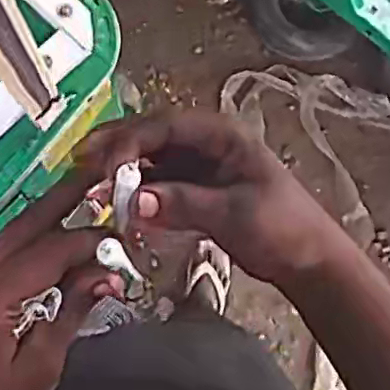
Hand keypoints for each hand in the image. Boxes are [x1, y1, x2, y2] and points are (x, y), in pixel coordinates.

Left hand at [0, 173, 122, 389]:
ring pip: (22, 226)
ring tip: (89, 191)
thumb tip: (106, 274)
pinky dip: (40, 231)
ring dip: (56, 210)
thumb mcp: (43, 365)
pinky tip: (63, 226)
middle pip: (33, 221)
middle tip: (101, 174)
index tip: (122, 240)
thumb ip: (73, 311)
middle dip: (69, 196)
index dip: (91, 242)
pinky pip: (14, 241)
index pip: (53, 250)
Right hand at [80, 111, 349, 285]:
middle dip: (115, 148)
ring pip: (148, 160)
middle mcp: (203, 144)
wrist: (309, 262)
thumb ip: (182, 204)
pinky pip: (155, 184)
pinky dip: (134, 193)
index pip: (163, 126)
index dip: (129, 141)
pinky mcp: (192, 190)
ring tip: (89, 184)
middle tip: (80, 161)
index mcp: (219, 135)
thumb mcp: (235, 214)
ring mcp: (196, 167)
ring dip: (120, 171)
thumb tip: (131, 200)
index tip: (104, 166)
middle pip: (150, 136)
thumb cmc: (283, 228)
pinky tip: (114, 204)